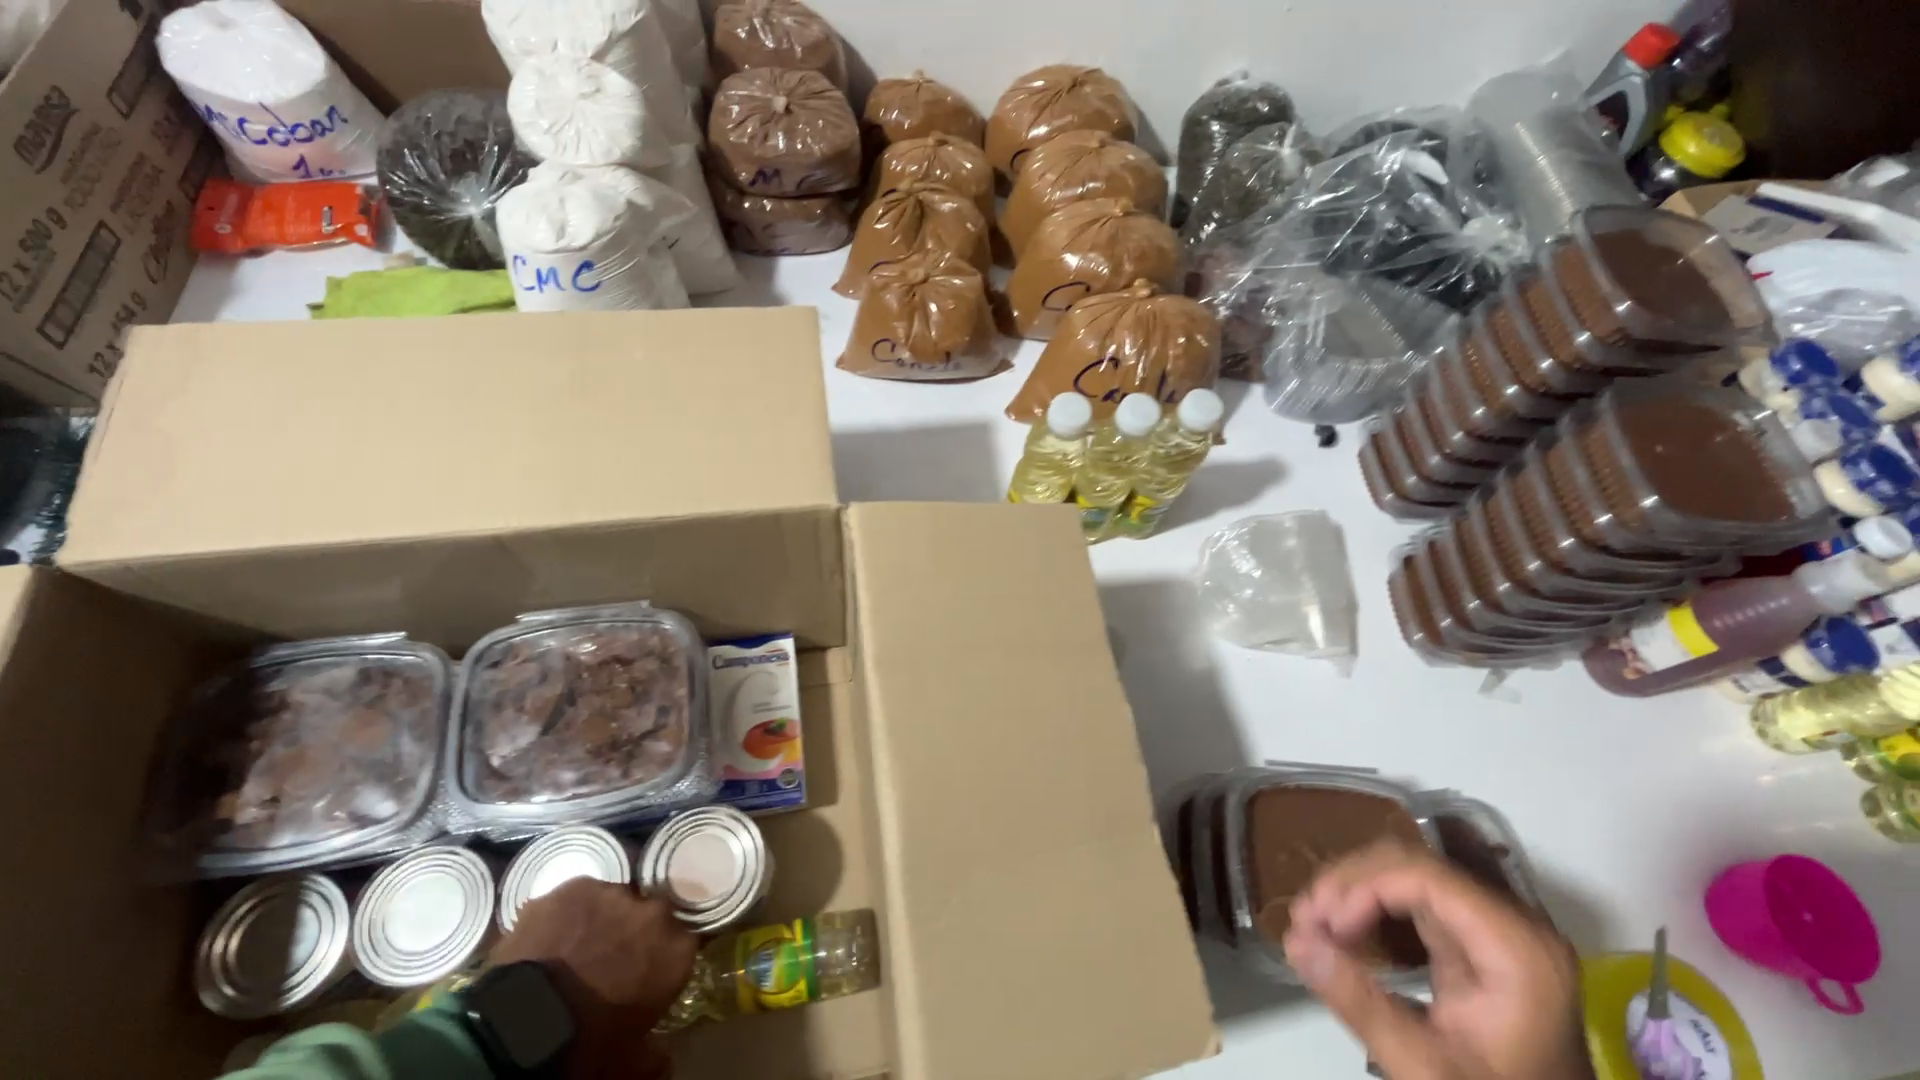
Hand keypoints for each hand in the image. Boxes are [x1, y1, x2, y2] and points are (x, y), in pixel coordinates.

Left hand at [489, 878, 698, 1079]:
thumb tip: (662, 1054)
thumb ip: (656, 1054)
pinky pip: (578, 897)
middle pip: (652, 916)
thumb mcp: (630, 1064)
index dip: (664, 958)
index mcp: (678, 951)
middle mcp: (653, 914)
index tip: (649, 974)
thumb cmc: (586, 1047)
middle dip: (636, 934)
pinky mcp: (572, 887)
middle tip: (611, 962)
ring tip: (576, 949)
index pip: (685, 943)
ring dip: (603, 920)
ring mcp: (612, 894)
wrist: (521, 1028)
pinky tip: (552, 937)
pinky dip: (569, 914)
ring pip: (614, 902)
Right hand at [1282, 840, 1592, 1079]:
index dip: (1362, 887)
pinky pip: (1418, 902)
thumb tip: (1294, 940)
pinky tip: (1343, 931)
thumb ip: (1360, 1002)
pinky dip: (1374, 909)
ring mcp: (1499, 932)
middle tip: (1304, 920)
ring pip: (1411, 877)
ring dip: (1355, 892)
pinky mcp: (1481, 945)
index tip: (1319, 924)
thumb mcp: (1426, 1067)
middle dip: (1350, 884)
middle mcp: (1513, 924)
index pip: (1424, 876)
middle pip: (1415, 867)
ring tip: (1313, 924)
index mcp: (1514, 948)